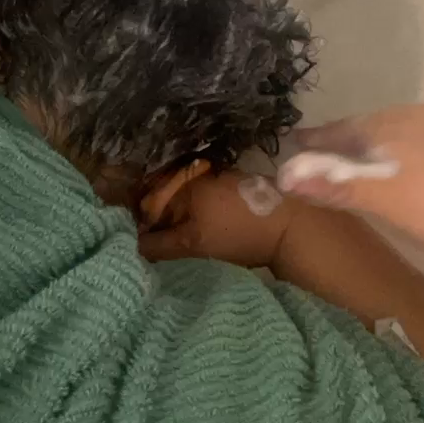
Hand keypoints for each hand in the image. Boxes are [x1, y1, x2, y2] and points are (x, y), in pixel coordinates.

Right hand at [137, 169, 348, 269]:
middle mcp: (196, 175)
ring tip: (179, 243)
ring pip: (186, 201)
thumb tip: (132, 246)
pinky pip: (204, 201)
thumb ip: (160, 244)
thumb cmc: (237, 234)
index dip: (143, 225)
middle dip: (160, 222)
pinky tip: (203, 232)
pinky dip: (198, 215)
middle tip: (158, 247)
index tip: (140, 245)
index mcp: (182, 183)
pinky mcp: (234, 188)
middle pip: (166, 200)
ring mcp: (217, 179)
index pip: (148, 203)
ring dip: (179, 220)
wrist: (291, 229)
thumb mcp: (194, 244)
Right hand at [276, 104, 423, 280]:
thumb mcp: (392, 203)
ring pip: (408, 138)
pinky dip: (418, 162)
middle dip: (343, 146)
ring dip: (381, 154)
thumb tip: (278, 172)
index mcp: (397, 123)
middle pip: (371, 130)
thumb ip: (336, 185)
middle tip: (322, 169)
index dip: (311, 145)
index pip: (338, 130)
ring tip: (369, 177)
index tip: (289, 154)